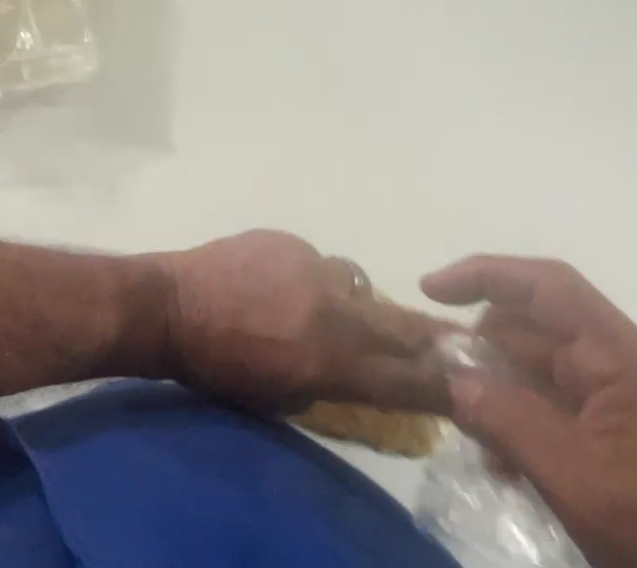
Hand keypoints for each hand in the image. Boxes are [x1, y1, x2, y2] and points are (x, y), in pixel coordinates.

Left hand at [151, 230, 453, 414]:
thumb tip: (362, 375)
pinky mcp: (284, 240)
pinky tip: (275, 281)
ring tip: (321, 305)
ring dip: (351, 299)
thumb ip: (330, 384)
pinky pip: (313, 259)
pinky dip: (306, 274)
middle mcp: (332, 312)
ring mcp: (309, 268)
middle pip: (401, 325)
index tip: (468, 382)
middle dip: (420, 337)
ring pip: (356, 282)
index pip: (411, 380)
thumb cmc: (216, 366)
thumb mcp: (280, 396)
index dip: (446, 384)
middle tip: (436, 339)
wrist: (168, 307)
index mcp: (331, 361)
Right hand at [421, 256, 636, 567]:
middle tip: (441, 386)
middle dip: (484, 352)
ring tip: (477, 442)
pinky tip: (515, 468)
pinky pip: (575, 414)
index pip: (548, 287)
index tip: (429, 291)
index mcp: (627, 360)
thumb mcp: (577, 478)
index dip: (482, 275)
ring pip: (552, 378)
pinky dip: (535, 427)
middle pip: (540, 332)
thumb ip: (505, 420)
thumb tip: (448, 377)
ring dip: (505, 398)